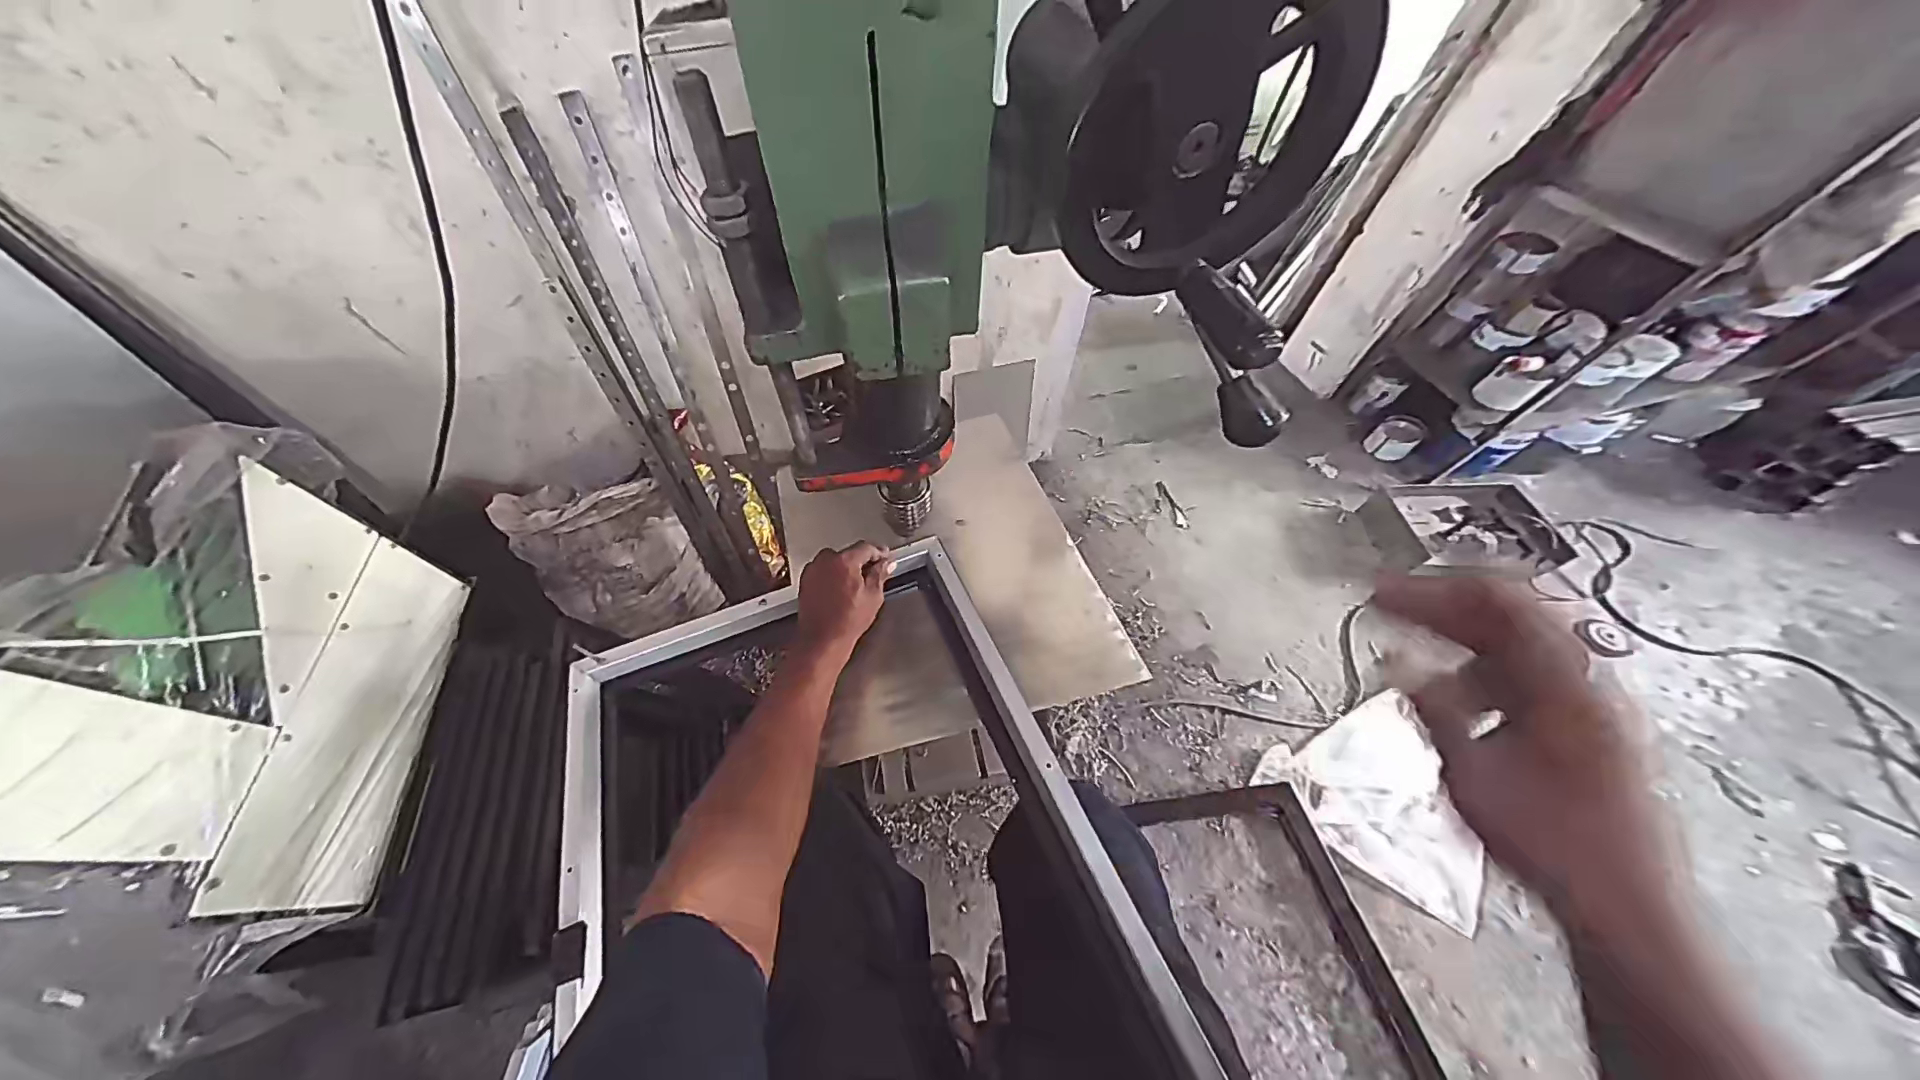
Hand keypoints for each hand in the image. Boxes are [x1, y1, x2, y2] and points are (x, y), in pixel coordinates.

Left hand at [795, 542, 892, 659]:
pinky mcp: (806, 581)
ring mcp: (813, 570)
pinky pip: (824, 571)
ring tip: (856, 586)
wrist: (822, 640)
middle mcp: (825, 561)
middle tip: (873, 573)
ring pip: (835, 561)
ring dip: (846, 568)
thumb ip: (880, 574)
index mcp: (844, 561)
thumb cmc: (845, 622)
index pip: (866, 547)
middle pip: (849, 553)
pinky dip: (833, 576)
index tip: (885, 556)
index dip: (879, 552)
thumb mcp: (873, 596)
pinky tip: (842, 591)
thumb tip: (886, 564)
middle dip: (862, 561)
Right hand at [1373, 575, 1676, 932]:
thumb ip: (1433, 709)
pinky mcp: (1588, 723)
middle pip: (1510, 613)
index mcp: (1567, 684)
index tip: (1383, 591)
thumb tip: (1397, 662)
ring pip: (1517, 642)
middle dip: (1442, 605)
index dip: (1432, 590)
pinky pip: (1527, 672)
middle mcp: (1588, 682)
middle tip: (1389, 604)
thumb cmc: (1552, 843)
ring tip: (1411, 646)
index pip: (1497, 603)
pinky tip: (1454, 690)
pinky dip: (1481, 667)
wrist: (1625, 906)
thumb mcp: (1471, 773)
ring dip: (1459, 637)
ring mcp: (1593, 701)